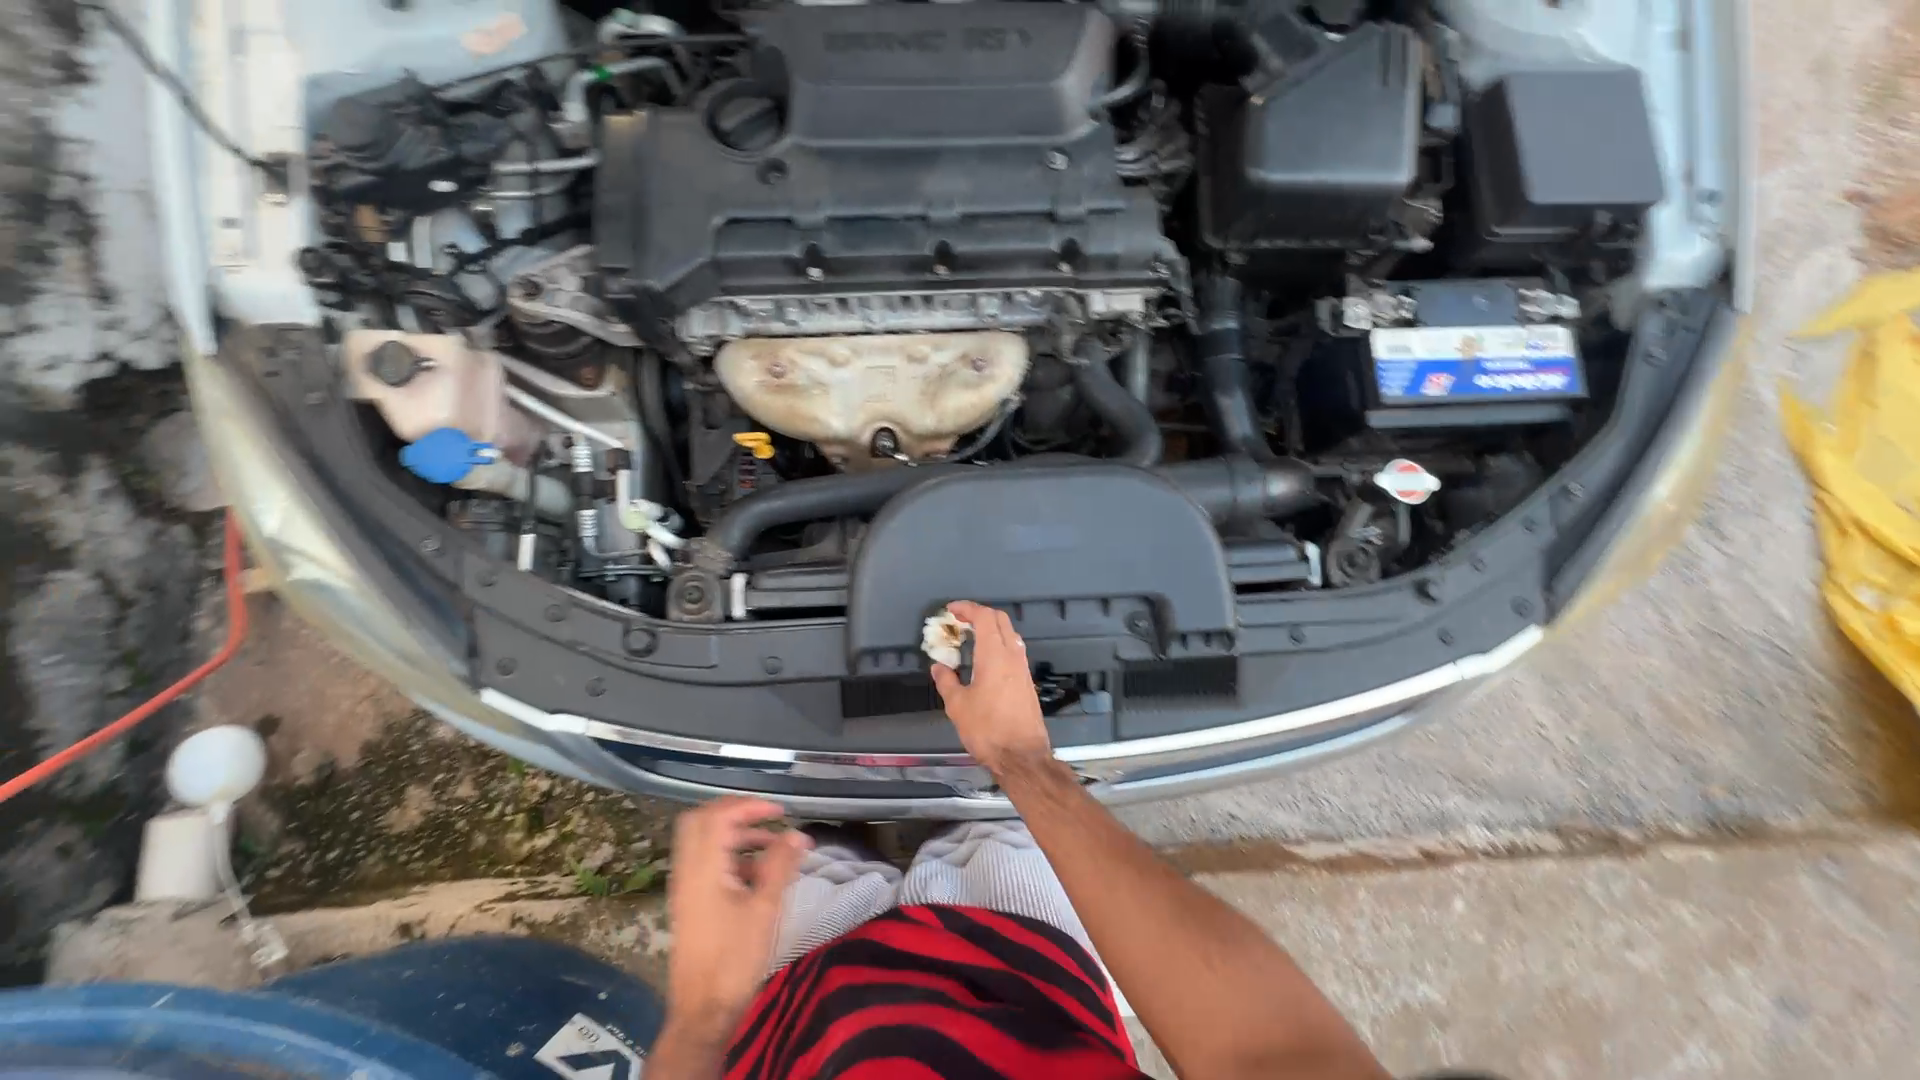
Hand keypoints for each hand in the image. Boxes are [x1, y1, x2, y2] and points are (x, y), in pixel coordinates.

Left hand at [663, 797, 809, 1042]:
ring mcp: (686, 888)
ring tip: (774, 848)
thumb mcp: (765, 909)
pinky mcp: (691, 904)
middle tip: (767, 817)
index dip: (749, 805)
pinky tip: (760, 876)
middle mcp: (688, 872)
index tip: (780, 812)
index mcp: (703, 868)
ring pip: (704, 843)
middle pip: (702, 821)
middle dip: (736, 813)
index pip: (718, 816)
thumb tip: (798, 833)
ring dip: (737, 836)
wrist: (703, 1011)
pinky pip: (707, 864)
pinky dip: (732, 857)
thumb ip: (780, 866)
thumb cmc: (735, 959)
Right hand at [930, 601, 1053, 777]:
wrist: (1022, 756)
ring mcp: (1023, 669)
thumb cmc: (987, 730)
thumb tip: (939, 667)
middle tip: (959, 621)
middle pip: (1001, 620)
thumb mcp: (958, 706)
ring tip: (970, 637)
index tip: (951, 610)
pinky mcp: (1027, 682)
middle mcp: (1013, 656)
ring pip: (1010, 635)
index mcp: (994, 655)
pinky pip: (1013, 651)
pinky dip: (998, 644)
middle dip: (980, 614)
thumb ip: (947, 682)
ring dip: (991, 629)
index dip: (967, 608)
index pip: (985, 617)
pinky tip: (985, 659)